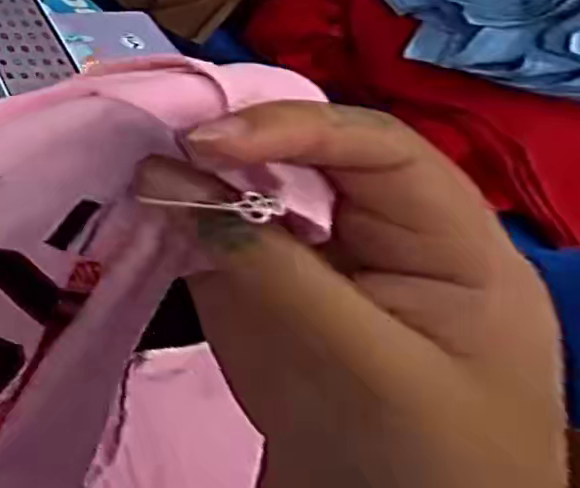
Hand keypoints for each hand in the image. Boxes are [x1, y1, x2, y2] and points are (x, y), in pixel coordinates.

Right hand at [137, 101, 566, 487]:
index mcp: (445, 241)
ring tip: (134, 158)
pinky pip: (200, 209)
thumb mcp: (361, 359)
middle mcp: (370, 223)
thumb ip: (263, 260)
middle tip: (157, 137)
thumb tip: (156, 171)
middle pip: (299, 146)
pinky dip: (163, 197)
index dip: (291, 127)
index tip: (205, 141)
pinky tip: (134, 194)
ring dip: (184, 161)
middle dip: (227, 135)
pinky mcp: (243, 258)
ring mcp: (301, 239)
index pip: (375, 147)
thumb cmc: (417, 451)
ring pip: (240, 172)